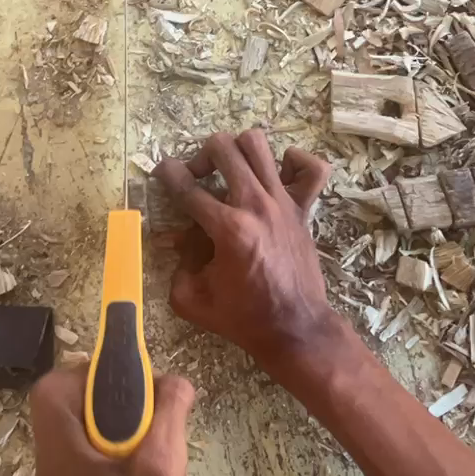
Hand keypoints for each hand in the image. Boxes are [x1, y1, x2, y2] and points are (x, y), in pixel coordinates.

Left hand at [29, 365, 194, 475]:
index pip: (119, 363)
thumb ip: (170, 413)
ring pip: (121, 405)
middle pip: (121, 383)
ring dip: (140, 436)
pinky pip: (113, 424)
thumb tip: (176, 380)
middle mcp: (52, 402)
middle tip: (151, 458)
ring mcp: (59, 423)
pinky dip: (129, 447)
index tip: (154, 430)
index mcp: (58, 396)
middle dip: (145, 417)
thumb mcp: (158, 471)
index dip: (147, 394)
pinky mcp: (69, 444)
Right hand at [153, 131, 339, 374]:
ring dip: (237, 150)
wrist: (295, 330)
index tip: (163, 173)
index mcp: (228, 229)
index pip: (187, 187)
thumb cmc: (244, 318)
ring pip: (258, 145)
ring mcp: (283, 203)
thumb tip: (175, 241)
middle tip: (199, 178)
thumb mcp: (194, 299)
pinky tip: (278, 174)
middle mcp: (255, 205)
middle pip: (223, 149)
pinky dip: (294, 162)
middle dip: (201, 156)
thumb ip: (176, 267)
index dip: (167, 174)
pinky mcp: (303, 209)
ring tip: (231, 171)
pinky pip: (311, 169)